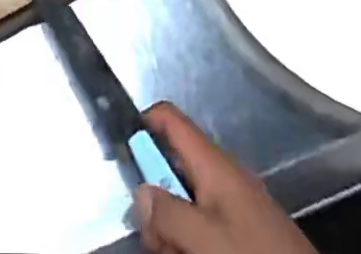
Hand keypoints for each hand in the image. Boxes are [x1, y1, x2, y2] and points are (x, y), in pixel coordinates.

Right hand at [133, 103, 318, 253]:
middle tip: (157, 239)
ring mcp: (230, 206)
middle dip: (153, 201)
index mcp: (213, 164)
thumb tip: (140, 192)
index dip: (141, 126)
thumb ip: (168, 214)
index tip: (122, 158)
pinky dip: (188, 243)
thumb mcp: (207, 240)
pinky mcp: (238, 232)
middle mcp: (220, 176)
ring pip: (179, 203)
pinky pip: (198, 225)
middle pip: (167, 168)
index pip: (168, 119)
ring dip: (169, 231)